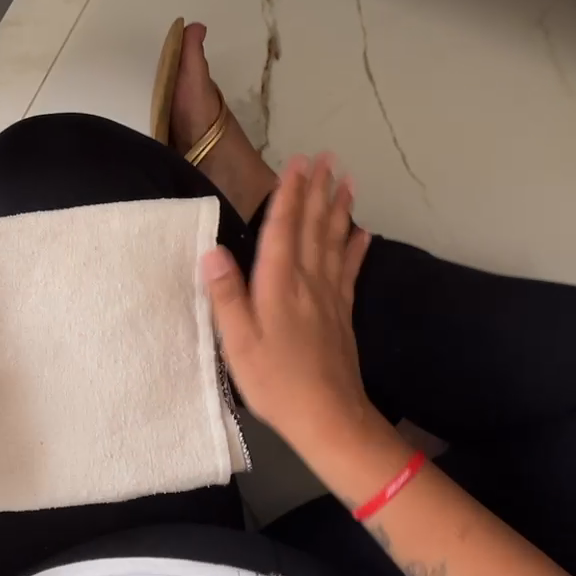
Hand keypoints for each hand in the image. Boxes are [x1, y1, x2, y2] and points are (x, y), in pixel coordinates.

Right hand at [201, 155, 384, 448]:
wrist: (328, 417)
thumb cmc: (274, 381)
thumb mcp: (237, 342)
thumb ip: (226, 295)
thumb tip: (212, 251)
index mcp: (278, 285)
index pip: (283, 229)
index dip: (289, 195)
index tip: (297, 163)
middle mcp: (306, 282)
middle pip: (313, 227)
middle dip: (318, 190)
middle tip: (327, 157)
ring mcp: (328, 297)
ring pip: (334, 242)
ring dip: (339, 209)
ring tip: (347, 181)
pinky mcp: (341, 313)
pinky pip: (349, 271)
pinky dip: (355, 249)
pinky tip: (363, 233)